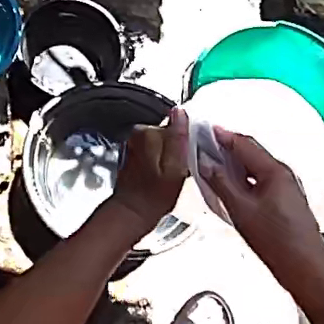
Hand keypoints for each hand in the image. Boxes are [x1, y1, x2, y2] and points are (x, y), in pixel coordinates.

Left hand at [111, 107, 188, 232]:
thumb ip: (178, 137)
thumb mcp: (175, 167)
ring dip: (169, 154)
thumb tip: (180, 113)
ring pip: (162, 142)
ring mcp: (134, 144)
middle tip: (181, 167)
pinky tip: (163, 174)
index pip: (177, 124)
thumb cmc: (153, 195)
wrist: (133, 211)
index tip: (190, 154)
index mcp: (149, 133)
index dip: (187, 140)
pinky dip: (160, 160)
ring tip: (172, 173)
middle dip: (178, 147)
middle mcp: (138, 135)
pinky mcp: (134, 154)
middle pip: (169, 132)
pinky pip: (154, 151)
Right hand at [196, 126, 323, 283]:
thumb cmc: (279, 241)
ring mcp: (286, 189)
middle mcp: (283, 176)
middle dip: (228, 147)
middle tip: (206, 146)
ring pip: (255, 167)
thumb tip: (207, 165)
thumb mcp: (240, 209)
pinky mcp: (285, 202)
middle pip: (251, 153)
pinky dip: (243, 178)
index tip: (205, 130)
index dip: (222, 136)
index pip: (244, 143)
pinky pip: (260, 180)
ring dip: (234, 163)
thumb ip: (220, 182)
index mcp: (274, 171)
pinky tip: (232, 187)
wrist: (306, 270)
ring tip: (214, 166)